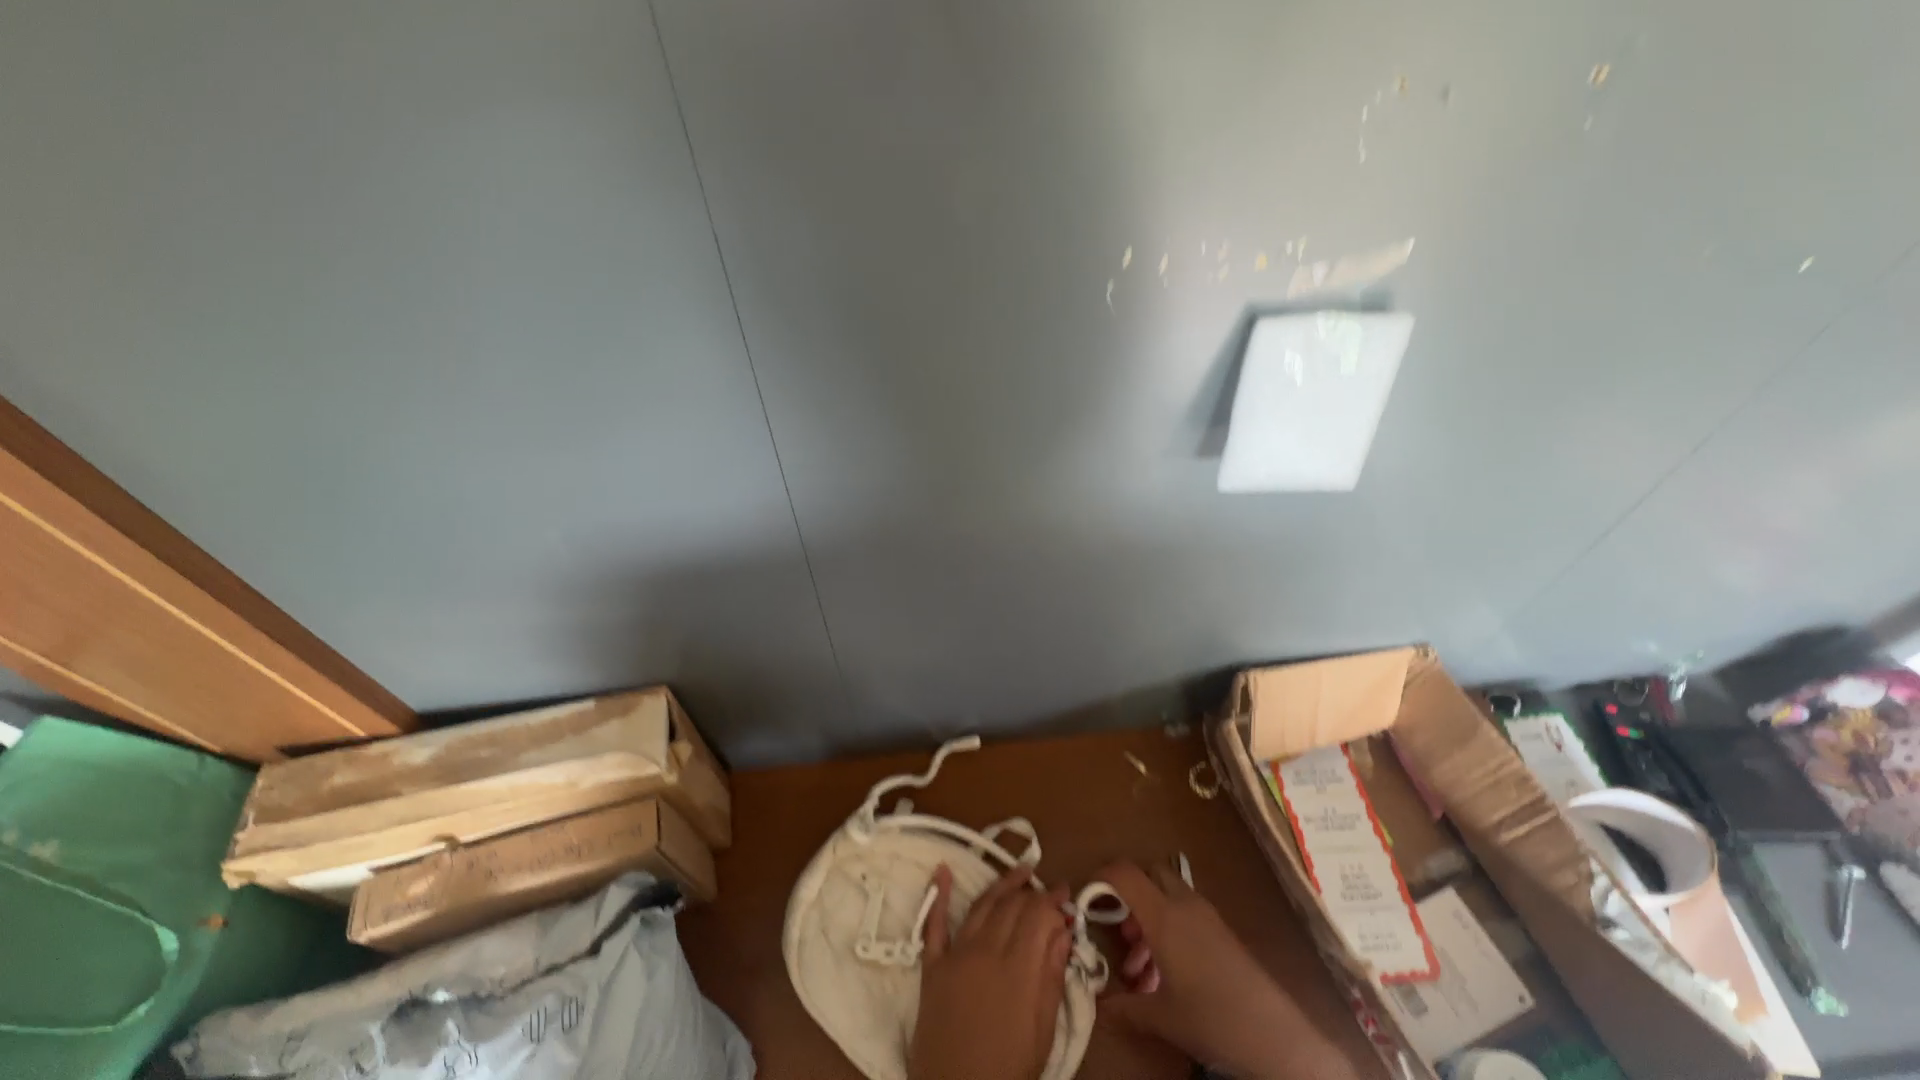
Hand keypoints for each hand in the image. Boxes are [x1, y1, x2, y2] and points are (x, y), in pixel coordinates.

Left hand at [910, 864, 1070, 1079]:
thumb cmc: (1009, 1068)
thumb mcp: (1043, 1028)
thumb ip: (1051, 975)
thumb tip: (1062, 932)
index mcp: (1018, 967)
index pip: (1038, 914)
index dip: (1054, 899)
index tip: (1066, 894)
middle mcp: (986, 950)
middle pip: (1011, 906)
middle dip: (1032, 892)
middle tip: (1048, 890)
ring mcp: (955, 956)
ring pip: (980, 907)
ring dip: (1000, 885)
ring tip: (1019, 871)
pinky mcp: (931, 967)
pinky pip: (933, 925)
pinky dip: (938, 896)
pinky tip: (942, 871)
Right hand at [1098, 860, 1358, 1079]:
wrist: (1274, 1035)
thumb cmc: (1211, 1017)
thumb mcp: (1159, 1016)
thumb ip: (1123, 1006)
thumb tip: (1099, 1004)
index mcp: (1164, 916)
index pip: (1124, 873)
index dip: (1100, 878)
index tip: (1085, 899)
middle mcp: (1185, 906)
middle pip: (1149, 874)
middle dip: (1128, 895)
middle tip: (1118, 930)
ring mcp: (1207, 917)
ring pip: (1168, 897)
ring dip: (1148, 918)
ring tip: (1138, 968)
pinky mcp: (1222, 933)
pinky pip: (1186, 915)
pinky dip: (1168, 931)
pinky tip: (1164, 975)